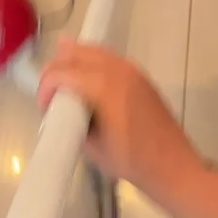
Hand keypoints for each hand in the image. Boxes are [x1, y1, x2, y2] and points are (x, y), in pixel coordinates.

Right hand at [38, 38, 205, 204]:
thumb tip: (62, 112)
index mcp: (103, 87)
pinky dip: (92, 61)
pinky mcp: (140, 76)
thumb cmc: (132, 162)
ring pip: (94, 50)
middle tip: (49, 91)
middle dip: (57, 67)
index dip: (46, 86)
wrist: (174, 167)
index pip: (62, 72)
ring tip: (61, 76)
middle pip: (77, 54)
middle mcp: (117, 70)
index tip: (43, 106)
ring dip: (74, 59)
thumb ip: (73, 122)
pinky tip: (85, 74)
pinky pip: (109, 58)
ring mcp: (131, 70)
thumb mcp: (93, 148)